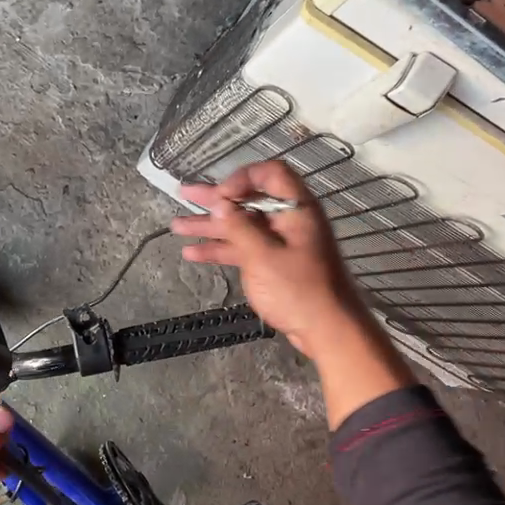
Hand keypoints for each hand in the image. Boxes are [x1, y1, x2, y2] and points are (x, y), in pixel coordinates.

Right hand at [172, 160, 362, 357]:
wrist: (327, 330)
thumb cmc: (299, 289)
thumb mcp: (264, 256)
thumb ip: (240, 227)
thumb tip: (219, 203)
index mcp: (296, 209)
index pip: (270, 174)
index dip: (242, 178)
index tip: (220, 196)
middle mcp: (287, 220)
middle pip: (249, 199)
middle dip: (215, 199)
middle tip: (184, 193)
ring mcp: (279, 242)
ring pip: (240, 225)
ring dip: (210, 225)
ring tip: (177, 225)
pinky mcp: (271, 263)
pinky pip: (242, 248)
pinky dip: (219, 249)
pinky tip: (192, 253)